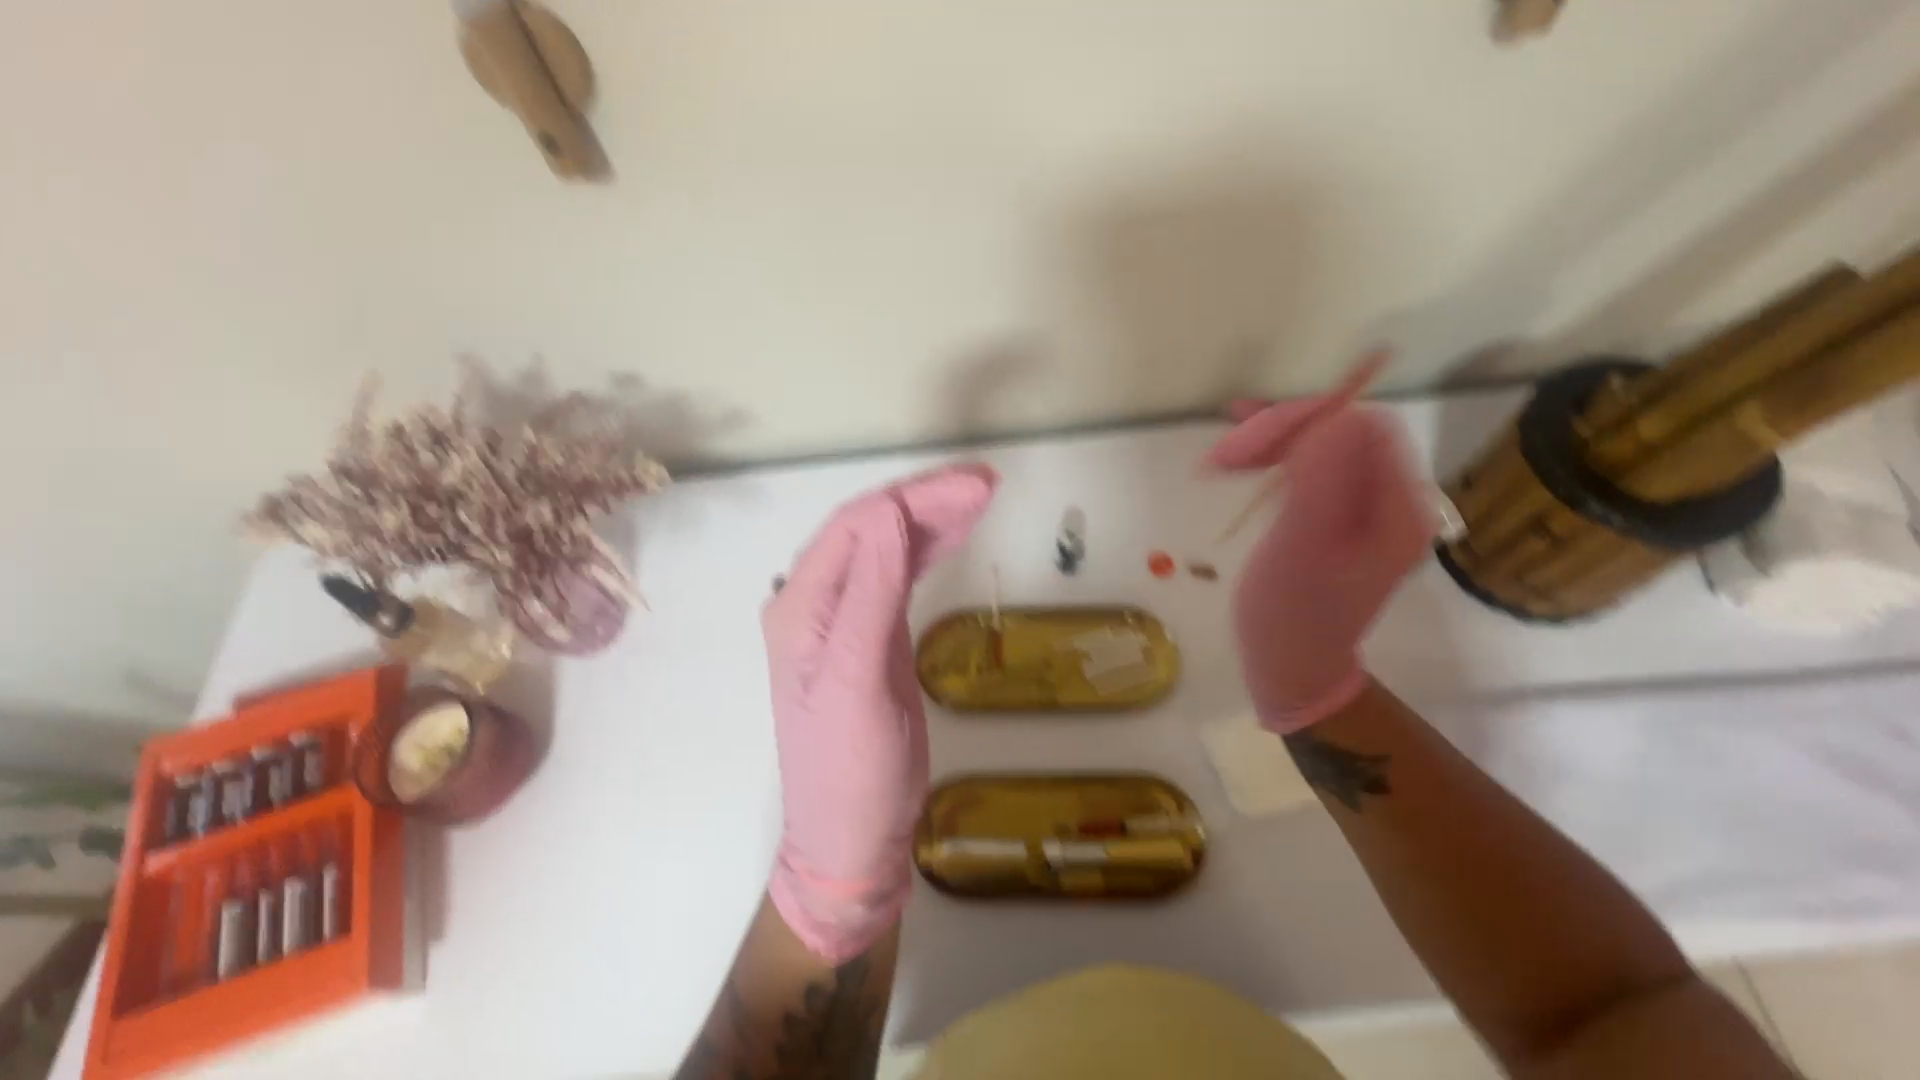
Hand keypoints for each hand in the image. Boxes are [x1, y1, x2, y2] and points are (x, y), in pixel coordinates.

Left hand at [762, 463, 997, 962]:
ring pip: (889, 549)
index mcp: (802, 606)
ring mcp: (847, 619)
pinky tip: (960, 533)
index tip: (973, 487)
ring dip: (934, 519)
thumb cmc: (849, 768)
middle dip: (927, 500)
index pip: (854, 527)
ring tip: (985, 495)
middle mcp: (818, 603)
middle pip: (872, 529)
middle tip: (989, 482)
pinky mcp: (874, 637)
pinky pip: (901, 577)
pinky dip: (931, 551)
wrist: (852, 835)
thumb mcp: (856, 683)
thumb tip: (887, 514)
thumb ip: (869, 595)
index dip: (911, 499)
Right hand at [1206, 376, 1433, 732]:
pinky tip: (1238, 462)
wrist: (1292, 670)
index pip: (1367, 427)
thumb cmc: (1292, 618)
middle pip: (1344, 431)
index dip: (1311, 418)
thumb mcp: (1302, 550)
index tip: (1250, 436)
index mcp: (1400, 508)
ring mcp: (1367, 507)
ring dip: (1272, 442)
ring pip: (1324, 444)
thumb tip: (1327, 416)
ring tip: (1221, 457)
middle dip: (1284, 430)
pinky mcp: (1339, 515)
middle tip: (1224, 452)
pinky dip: (1274, 459)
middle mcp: (1393, 500)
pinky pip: (1313, 467)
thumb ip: (1320, 481)